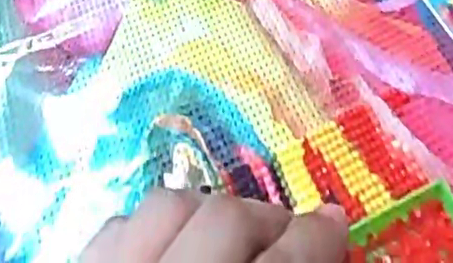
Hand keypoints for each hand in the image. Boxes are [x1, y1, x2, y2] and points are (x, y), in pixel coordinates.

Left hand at [80, 189, 349, 262]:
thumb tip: (327, 239)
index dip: (316, 242)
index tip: (339, 224)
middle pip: (222, 221)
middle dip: (265, 219)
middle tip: (290, 234)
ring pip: (164, 208)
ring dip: (207, 212)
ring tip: (232, 234)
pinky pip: (112, 228)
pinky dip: (148, 227)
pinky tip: (169, 246)